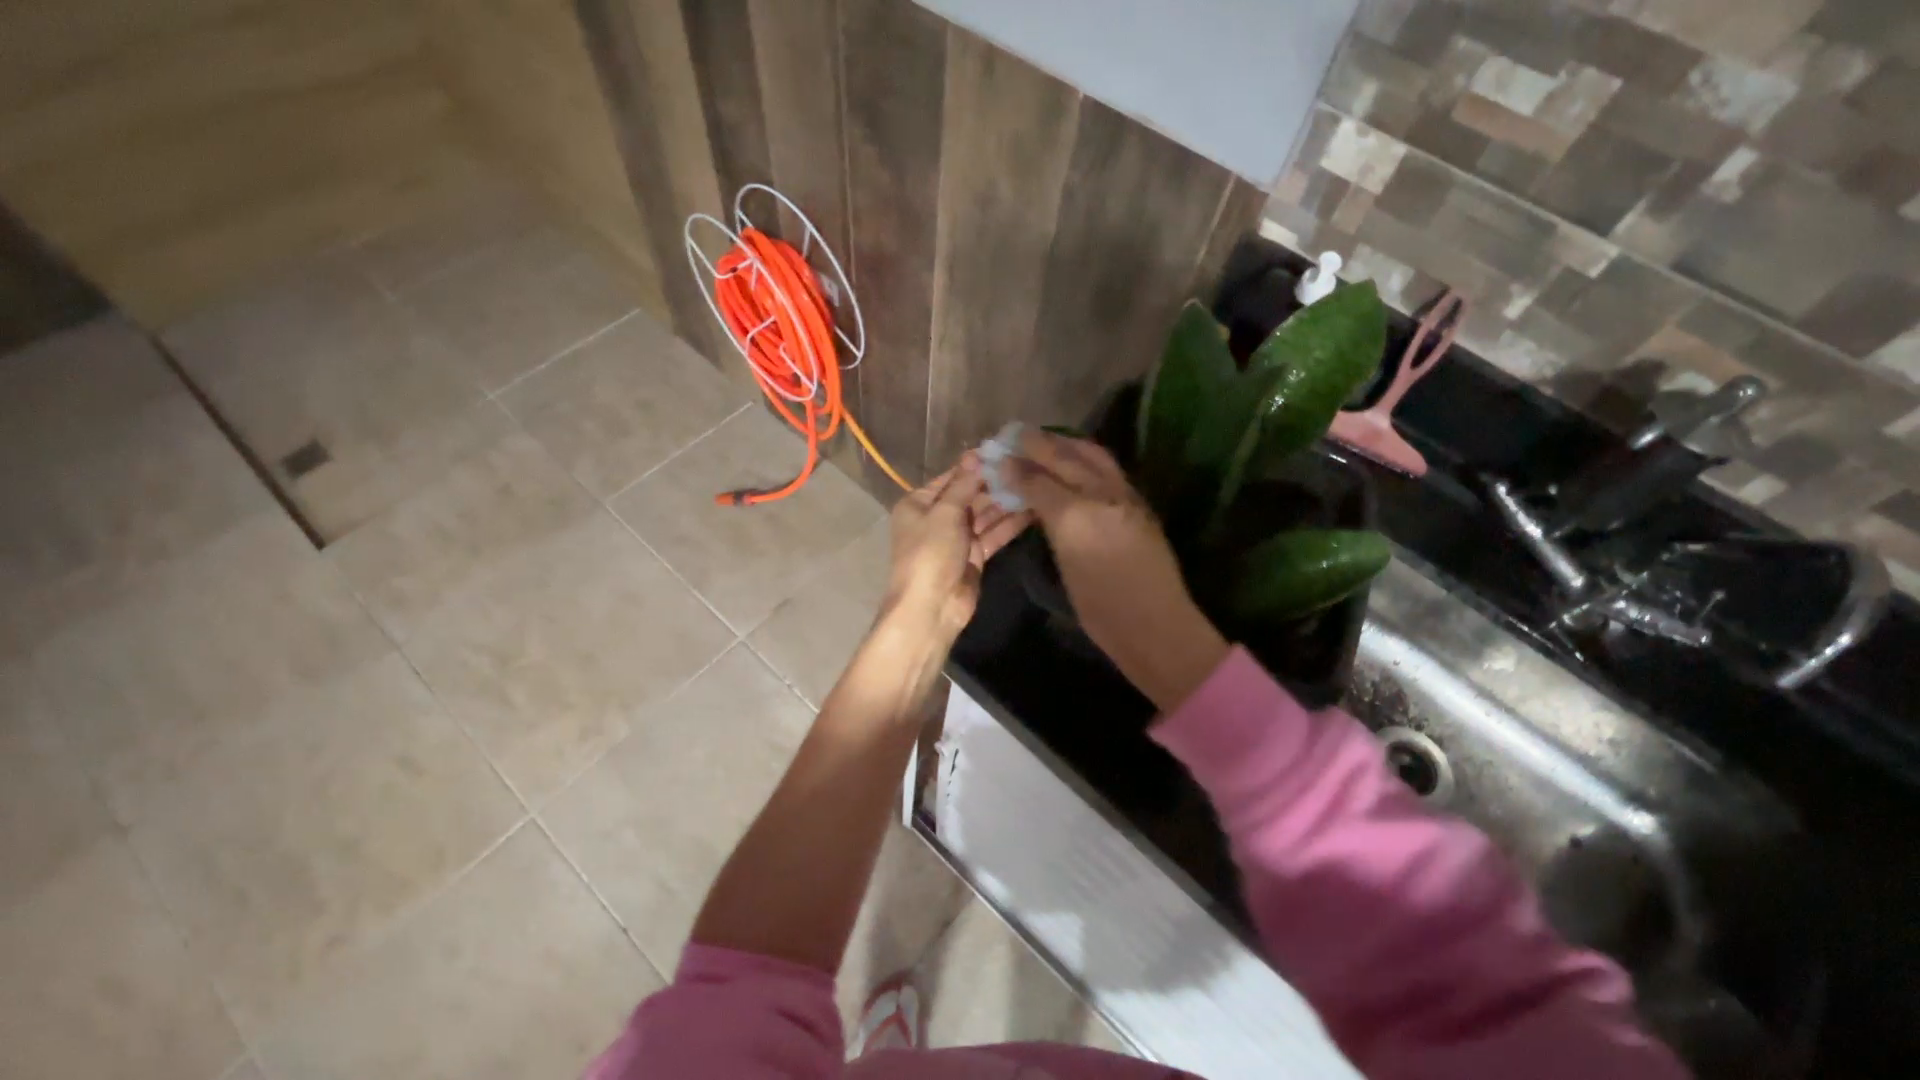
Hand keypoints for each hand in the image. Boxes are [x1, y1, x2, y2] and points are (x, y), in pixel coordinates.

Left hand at [880, 455, 1029, 642]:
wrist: (931, 608)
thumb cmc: (930, 554)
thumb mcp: (944, 513)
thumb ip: (963, 485)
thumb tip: (975, 455)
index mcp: (918, 503)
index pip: (950, 478)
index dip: (975, 466)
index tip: (1004, 450)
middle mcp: (936, 518)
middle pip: (969, 495)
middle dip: (994, 483)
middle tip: (1027, 466)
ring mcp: (956, 538)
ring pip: (984, 515)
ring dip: (1006, 502)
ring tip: (1036, 484)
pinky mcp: (974, 556)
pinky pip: (992, 534)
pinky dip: (1009, 524)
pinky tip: (1033, 510)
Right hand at [1006, 431, 1228, 709]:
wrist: (1155, 624)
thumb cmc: (1102, 610)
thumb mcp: (1065, 567)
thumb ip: (1049, 523)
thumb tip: (1031, 498)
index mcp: (1076, 516)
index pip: (1038, 479)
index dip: (1014, 467)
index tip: (996, 456)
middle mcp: (1102, 496)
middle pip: (1064, 456)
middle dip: (1037, 443)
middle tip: (1014, 434)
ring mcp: (1125, 496)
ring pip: (1091, 454)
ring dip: (1065, 442)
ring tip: (1045, 440)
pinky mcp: (1139, 502)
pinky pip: (1107, 467)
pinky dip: (1086, 456)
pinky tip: (1074, 460)